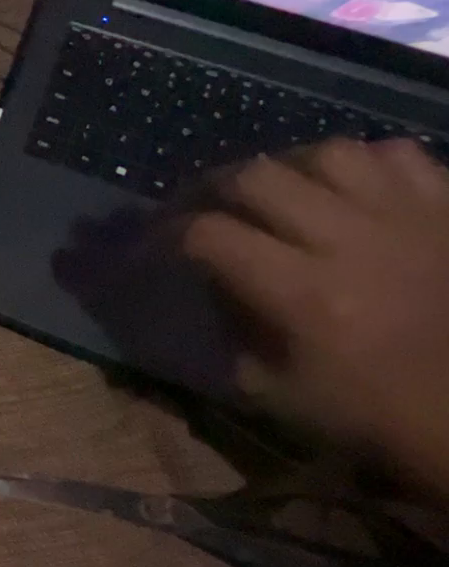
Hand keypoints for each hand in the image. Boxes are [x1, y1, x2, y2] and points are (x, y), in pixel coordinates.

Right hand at [180, 139, 448, 492]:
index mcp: (305, 294)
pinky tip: (345, 190)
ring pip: (329, 153)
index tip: (152, 247)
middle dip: (210, 190)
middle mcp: (355, 243)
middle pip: (257, 177)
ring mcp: (414, 220)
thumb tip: (208, 283)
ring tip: (273, 193)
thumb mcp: (270, 388)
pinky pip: (400, 156)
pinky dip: (362, 165)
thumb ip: (230, 326)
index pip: (207, 233)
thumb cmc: (370, 413)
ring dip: (286, 169)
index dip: (164, 233)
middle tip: (199, 210)